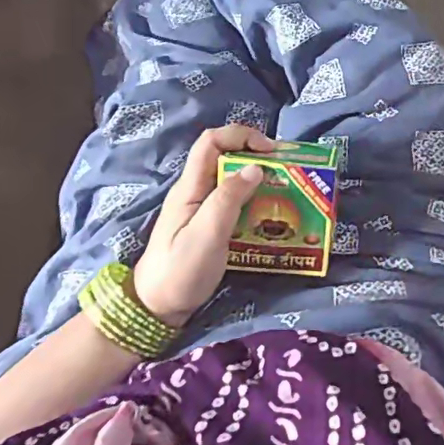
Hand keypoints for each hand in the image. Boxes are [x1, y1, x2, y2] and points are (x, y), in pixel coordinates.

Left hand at [132, 126, 273, 326]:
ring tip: (285, 193)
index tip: (271, 151)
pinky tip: (270, 216)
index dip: (241, 136)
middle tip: (286, 172)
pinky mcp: (209, 226)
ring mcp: (201, 209)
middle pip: (225, 157)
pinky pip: (233, 202)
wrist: (157, 308)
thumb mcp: (207, 235)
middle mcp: (195, 191)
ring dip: (258, 180)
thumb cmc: (180, 272)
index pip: (212, 141)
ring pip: (231, 180)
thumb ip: (228, 199)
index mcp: (190, 187)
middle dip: (257, 157)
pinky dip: (254, 201)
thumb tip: (256, 167)